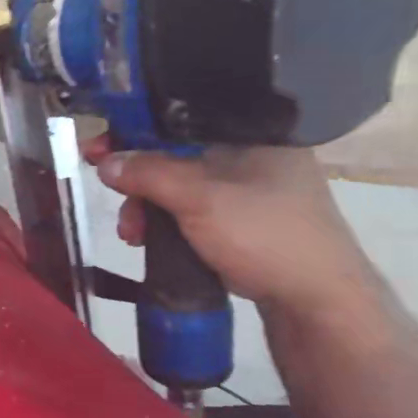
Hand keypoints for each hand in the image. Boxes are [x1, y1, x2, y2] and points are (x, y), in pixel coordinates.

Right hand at [86, 137, 368, 309]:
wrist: (317, 302)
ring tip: (132, 235)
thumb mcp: (200, 199)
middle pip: (178, 155)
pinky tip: (150, 242)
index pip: (182, 116)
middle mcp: (254, 154)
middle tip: (114, 201)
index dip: (136, 128)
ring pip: (184, 188)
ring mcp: (252, 192)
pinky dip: (170, 224)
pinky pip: (196, 212)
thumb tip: (106, 162)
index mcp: (253, 131)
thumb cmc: (264, 235)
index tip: (100, 148)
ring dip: (150, 208)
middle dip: (139, 181)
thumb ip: (150, 174)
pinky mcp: (246, 224)